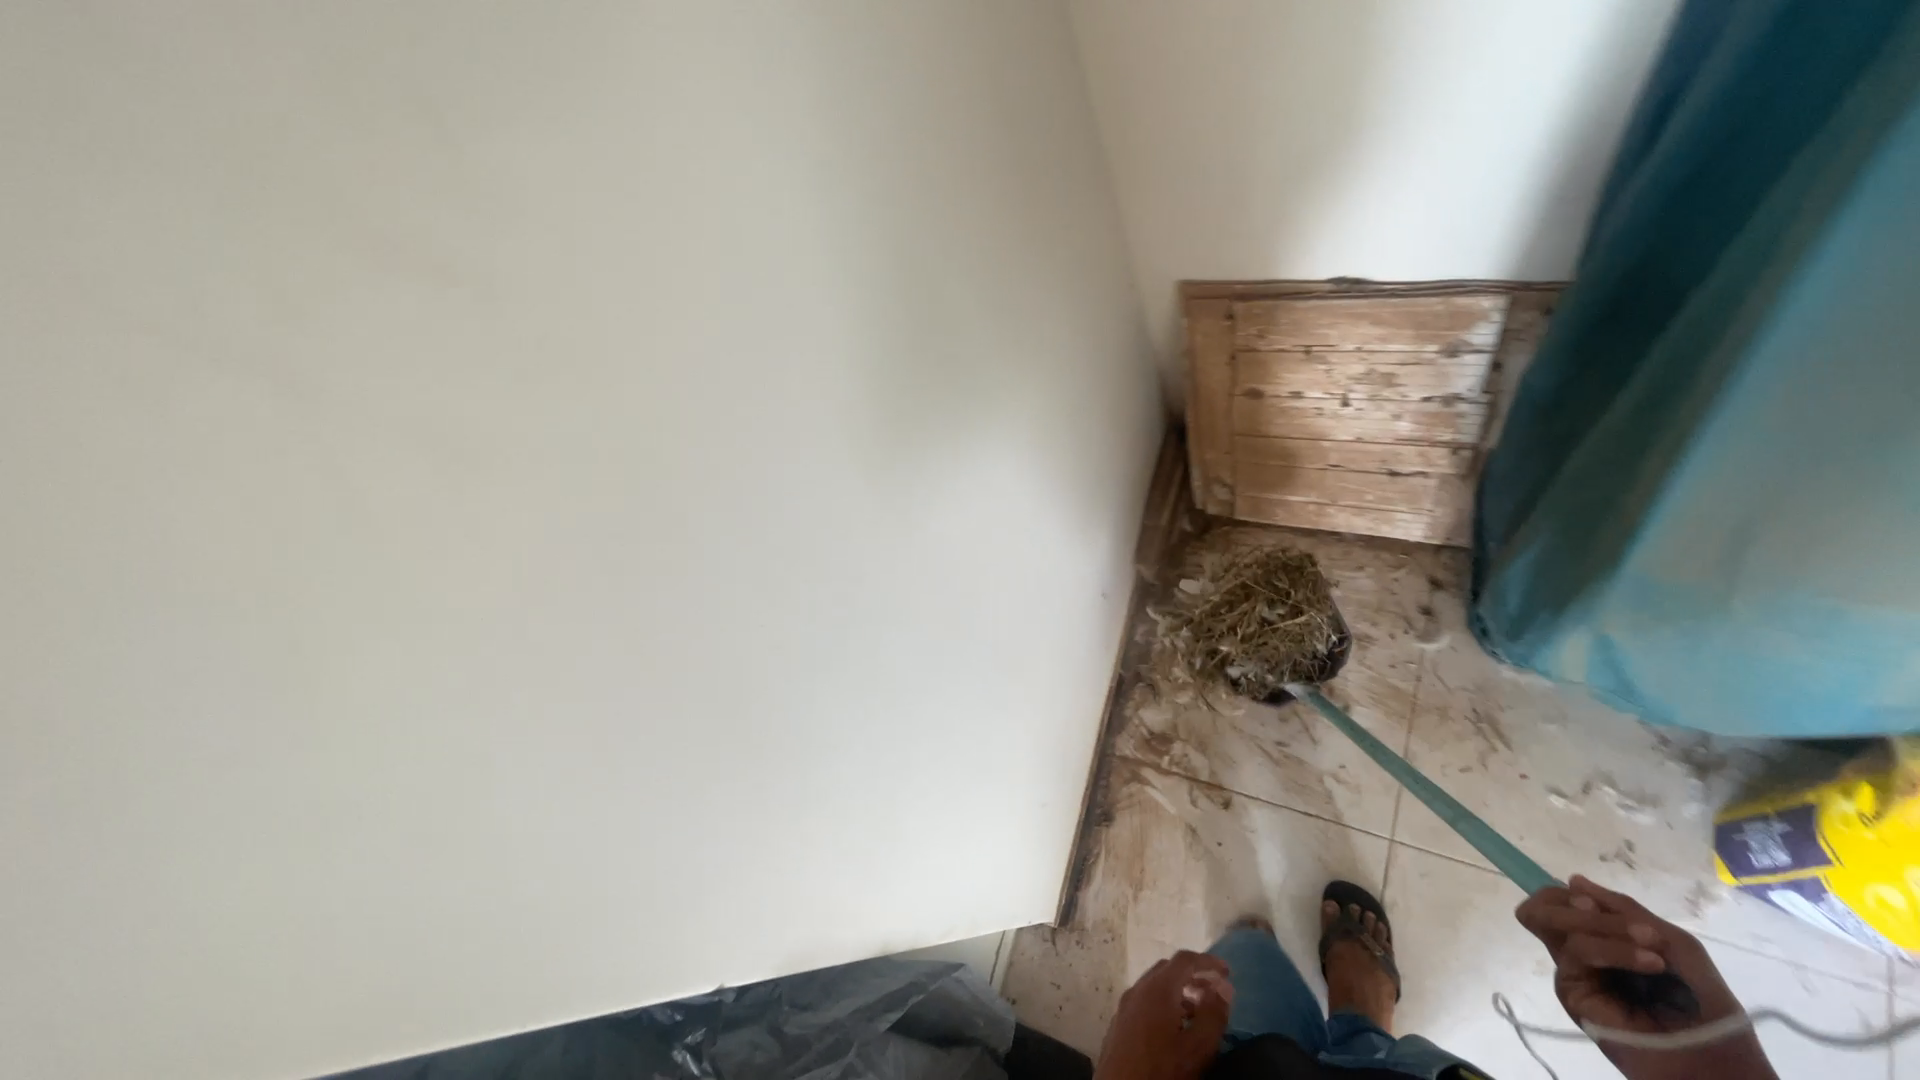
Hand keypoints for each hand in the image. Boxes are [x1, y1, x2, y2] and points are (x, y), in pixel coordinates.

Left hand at [1092, 950, 1232, 1079]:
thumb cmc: (1161, 1070)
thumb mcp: (1197, 1048)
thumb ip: (1213, 1014)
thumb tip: (1223, 986)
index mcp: (1157, 989)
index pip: (1184, 960)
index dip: (1208, 961)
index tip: (1227, 973)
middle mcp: (1138, 989)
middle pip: (1168, 969)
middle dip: (1193, 975)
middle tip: (1215, 991)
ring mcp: (1125, 1005)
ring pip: (1155, 985)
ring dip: (1179, 990)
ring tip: (1199, 1011)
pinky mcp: (1119, 1021)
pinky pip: (1145, 1000)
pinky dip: (1164, 1002)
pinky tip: (1175, 1027)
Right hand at [1516, 875, 1776, 1079]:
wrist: (1715, 1055)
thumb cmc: (1701, 998)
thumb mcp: (1671, 941)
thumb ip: (1623, 909)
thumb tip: (1573, 880)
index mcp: (1597, 937)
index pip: (1557, 900)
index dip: (1568, 893)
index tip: (1594, 899)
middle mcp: (1576, 949)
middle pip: (1542, 906)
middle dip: (1573, 904)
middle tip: (1606, 913)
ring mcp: (1572, 970)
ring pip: (1551, 922)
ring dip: (1599, 923)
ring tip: (1646, 940)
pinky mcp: (1570, 990)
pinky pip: (1576, 952)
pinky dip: (1614, 950)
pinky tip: (1650, 963)